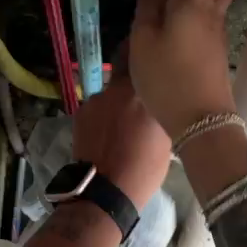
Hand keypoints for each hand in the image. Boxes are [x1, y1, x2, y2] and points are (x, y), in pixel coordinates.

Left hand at [70, 69, 169, 209]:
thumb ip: (161, 110)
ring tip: (121, 121)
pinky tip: (106, 133)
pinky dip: (102, 114)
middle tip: (139, 84)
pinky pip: (96, 106)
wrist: (104, 192)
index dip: (147, 55)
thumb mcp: (166, 138)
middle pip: (124, 66)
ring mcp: (96, 98)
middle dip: (131, 70)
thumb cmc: (144, 170)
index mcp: (143, 92)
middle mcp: (118, 88)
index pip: (144, 57)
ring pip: (110, 90)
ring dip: (117, 99)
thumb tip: (163, 101)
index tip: (153, 56)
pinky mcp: (80, 111)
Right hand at [127, 0, 246, 139]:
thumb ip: (147, 8)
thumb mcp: (143, 41)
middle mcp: (211, 12)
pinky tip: (173, 10)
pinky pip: (205, 15)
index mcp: (195, 2)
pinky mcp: (212, 50)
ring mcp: (214, 33)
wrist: (201, 123)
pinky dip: (194, 3)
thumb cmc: (168, 77)